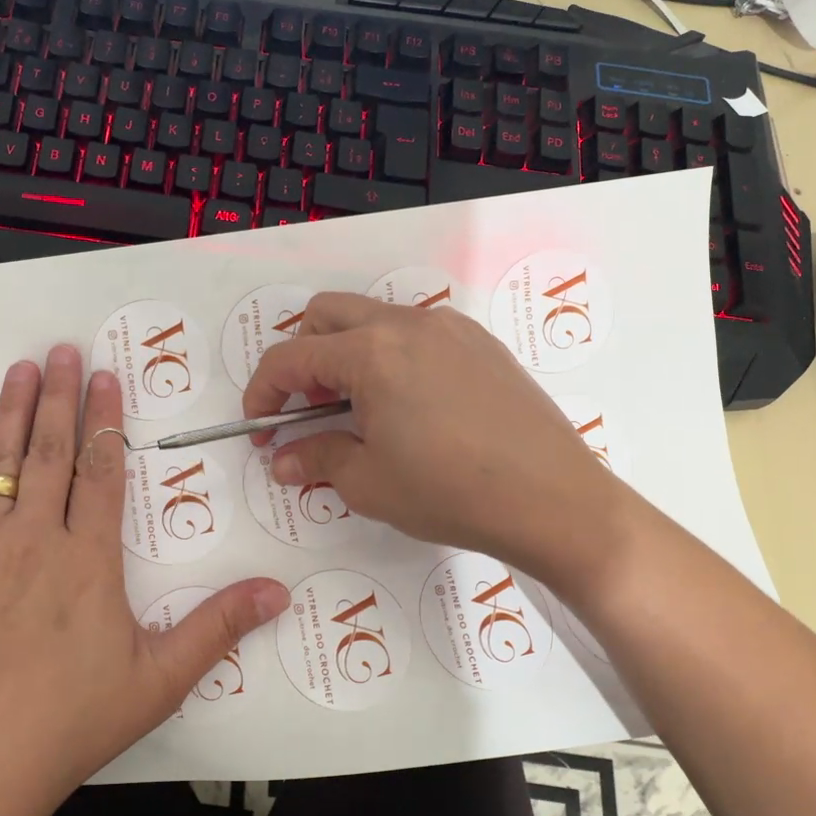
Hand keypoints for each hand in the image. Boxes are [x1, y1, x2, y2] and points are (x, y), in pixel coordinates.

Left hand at [0, 346, 288, 815]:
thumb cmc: (73, 722)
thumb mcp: (159, 679)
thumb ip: (218, 628)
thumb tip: (280, 591)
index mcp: (87, 559)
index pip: (101, 470)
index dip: (105, 419)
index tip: (106, 376)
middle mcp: (32, 538)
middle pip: (49, 451)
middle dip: (58, 395)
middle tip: (62, 348)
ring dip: (9, 411)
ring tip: (18, 367)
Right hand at [243, 293, 635, 594]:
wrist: (555, 501)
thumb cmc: (451, 492)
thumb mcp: (369, 483)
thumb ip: (316, 458)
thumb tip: (283, 459)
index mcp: (372, 352)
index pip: (291, 357)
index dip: (263, 392)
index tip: (260, 427)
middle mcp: (409, 324)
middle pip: (326, 315)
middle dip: (303, 357)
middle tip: (310, 409)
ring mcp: (450, 329)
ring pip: (374, 319)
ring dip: (347, 355)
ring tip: (360, 412)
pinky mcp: (481, 345)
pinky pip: (416, 333)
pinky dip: (390, 357)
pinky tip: (409, 409)